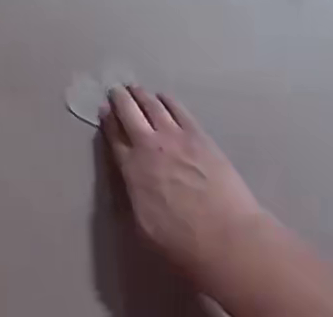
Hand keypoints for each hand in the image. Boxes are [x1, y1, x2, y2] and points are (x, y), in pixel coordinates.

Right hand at [102, 86, 268, 285]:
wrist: (228, 239)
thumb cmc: (184, 244)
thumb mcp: (143, 227)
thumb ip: (133, 196)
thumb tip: (129, 179)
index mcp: (132, 169)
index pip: (114, 137)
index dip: (107, 121)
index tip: (103, 110)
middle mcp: (148, 145)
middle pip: (128, 111)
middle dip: (119, 98)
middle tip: (115, 90)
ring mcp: (174, 136)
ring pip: (151, 104)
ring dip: (140, 94)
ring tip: (135, 88)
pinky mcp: (198, 135)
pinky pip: (177, 108)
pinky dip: (166, 100)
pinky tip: (163, 97)